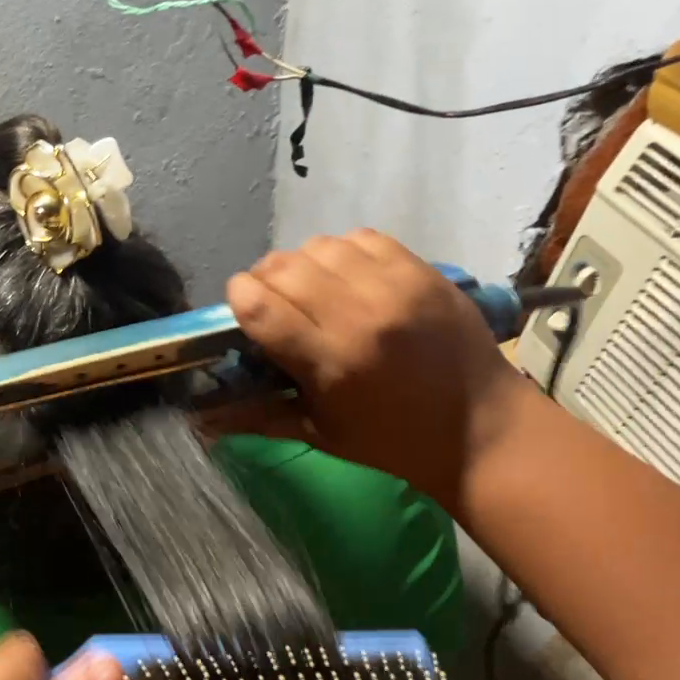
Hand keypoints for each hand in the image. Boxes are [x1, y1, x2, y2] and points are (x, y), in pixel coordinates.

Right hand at [225, 229, 530, 505]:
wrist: (481, 429)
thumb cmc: (391, 441)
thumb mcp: (319, 434)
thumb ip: (256, 417)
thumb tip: (198, 419)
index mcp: (332, 361)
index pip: (259, 305)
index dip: (239, 300)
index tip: (242, 311)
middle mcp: (360, 314)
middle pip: (283, 267)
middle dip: (265, 281)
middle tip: (275, 304)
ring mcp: (395, 286)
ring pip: (318, 246)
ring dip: (303, 265)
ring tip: (313, 290)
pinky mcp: (422, 270)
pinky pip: (360, 238)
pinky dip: (342, 253)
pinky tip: (348, 279)